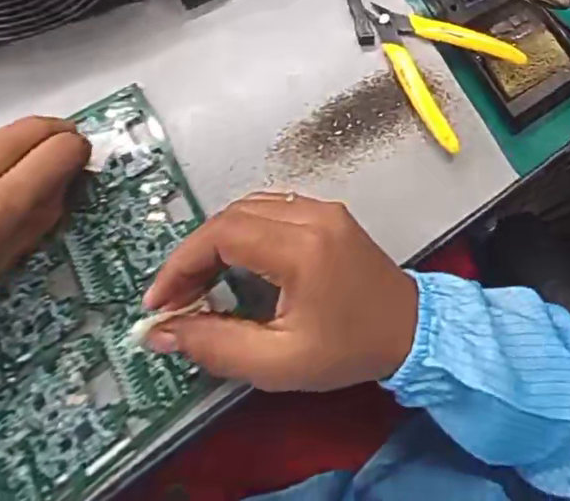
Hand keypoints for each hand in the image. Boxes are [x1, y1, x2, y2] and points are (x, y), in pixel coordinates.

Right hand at [140, 194, 416, 391]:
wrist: (409, 328)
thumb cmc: (349, 348)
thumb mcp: (278, 363)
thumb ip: (216, 345)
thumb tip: (164, 331)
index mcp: (303, 247)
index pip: (224, 232)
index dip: (183, 261)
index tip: (160, 300)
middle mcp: (313, 215)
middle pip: (234, 214)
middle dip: (196, 252)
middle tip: (177, 296)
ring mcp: (323, 208)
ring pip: (251, 206)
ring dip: (218, 238)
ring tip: (201, 283)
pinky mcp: (328, 212)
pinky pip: (273, 207)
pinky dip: (244, 229)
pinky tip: (234, 262)